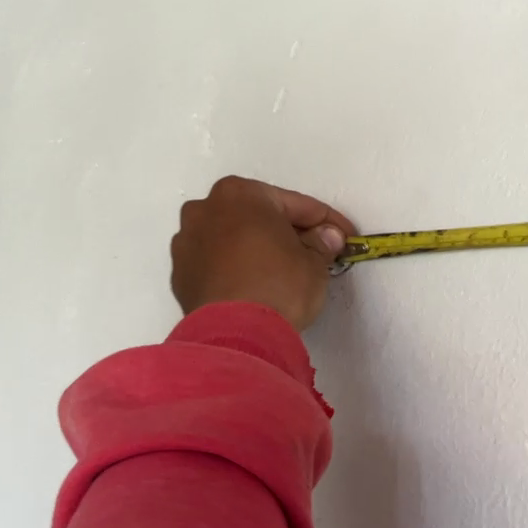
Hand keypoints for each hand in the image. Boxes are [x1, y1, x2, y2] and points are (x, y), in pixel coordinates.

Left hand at [170, 176, 357, 330]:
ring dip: (257, 249)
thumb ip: (321, 244)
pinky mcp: (181, 272)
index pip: (296, 204)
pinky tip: (255, 288)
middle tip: (314, 253)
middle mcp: (207, 207)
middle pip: (258, 216)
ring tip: (280, 274)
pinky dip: (237, 269)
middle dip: (287, 232)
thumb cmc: (280, 286)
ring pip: (232, 238)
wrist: (237, 332)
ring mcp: (188, 239)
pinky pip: (217, 263)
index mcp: (242, 195)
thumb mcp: (314, 265)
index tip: (346, 235)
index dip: (327, 221)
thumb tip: (327, 236)